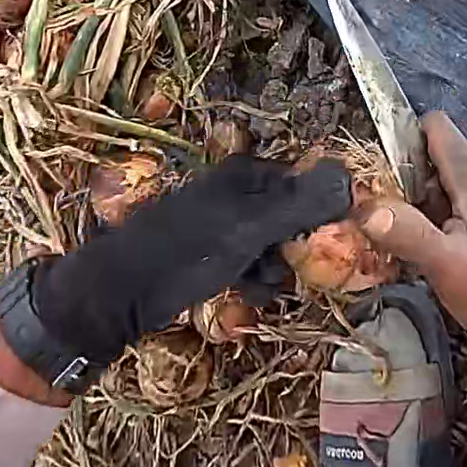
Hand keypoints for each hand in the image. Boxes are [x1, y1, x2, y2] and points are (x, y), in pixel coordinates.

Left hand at [24, 155, 350, 379]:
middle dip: (297, 244)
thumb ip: (300, 205)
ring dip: (276, 265)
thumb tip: (350, 179)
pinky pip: (251, 257)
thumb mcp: (248, 228)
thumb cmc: (185, 253)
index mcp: (248, 172)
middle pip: (293, 213)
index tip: (335, 242)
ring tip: (263, 284)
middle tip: (294, 268)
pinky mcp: (212, 247)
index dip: (324, 211)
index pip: (307, 182)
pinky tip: (248, 292)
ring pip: (273, 239)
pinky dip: (255, 275)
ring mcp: (224, 219)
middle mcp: (238, 188)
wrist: (115, 293)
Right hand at [359, 112, 466, 354]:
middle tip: (400, 222)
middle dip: (409, 178)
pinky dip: (442, 207)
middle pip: (435, 150)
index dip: (403, 143)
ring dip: (424, 197)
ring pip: (445, 171)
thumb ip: (407, 233)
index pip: (432, 125)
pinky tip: (442, 243)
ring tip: (420, 237)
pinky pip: (460, 189)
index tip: (387, 181)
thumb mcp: (447, 268)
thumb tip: (366, 209)